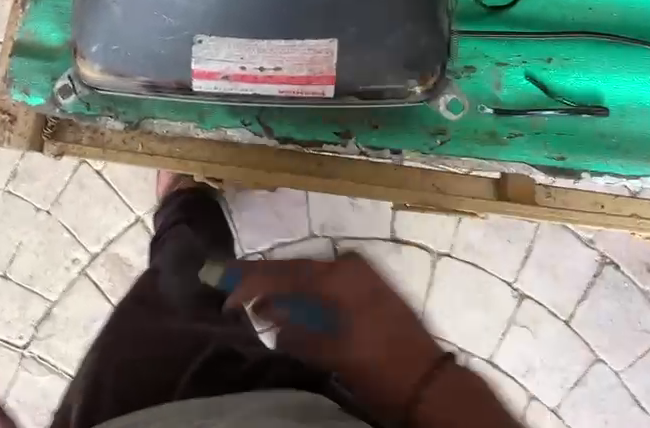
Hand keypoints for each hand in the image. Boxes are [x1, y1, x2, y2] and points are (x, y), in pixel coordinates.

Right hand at [225, 253, 444, 420]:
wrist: (428, 383)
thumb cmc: (379, 368)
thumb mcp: (331, 353)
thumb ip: (295, 330)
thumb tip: (266, 313)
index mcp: (338, 275)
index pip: (284, 270)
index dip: (249, 278)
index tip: (221, 282)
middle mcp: (348, 266)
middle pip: (294, 268)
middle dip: (263, 280)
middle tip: (231, 289)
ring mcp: (361, 274)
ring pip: (309, 276)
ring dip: (282, 289)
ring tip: (253, 302)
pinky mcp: (368, 287)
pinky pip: (326, 283)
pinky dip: (305, 294)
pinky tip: (288, 307)